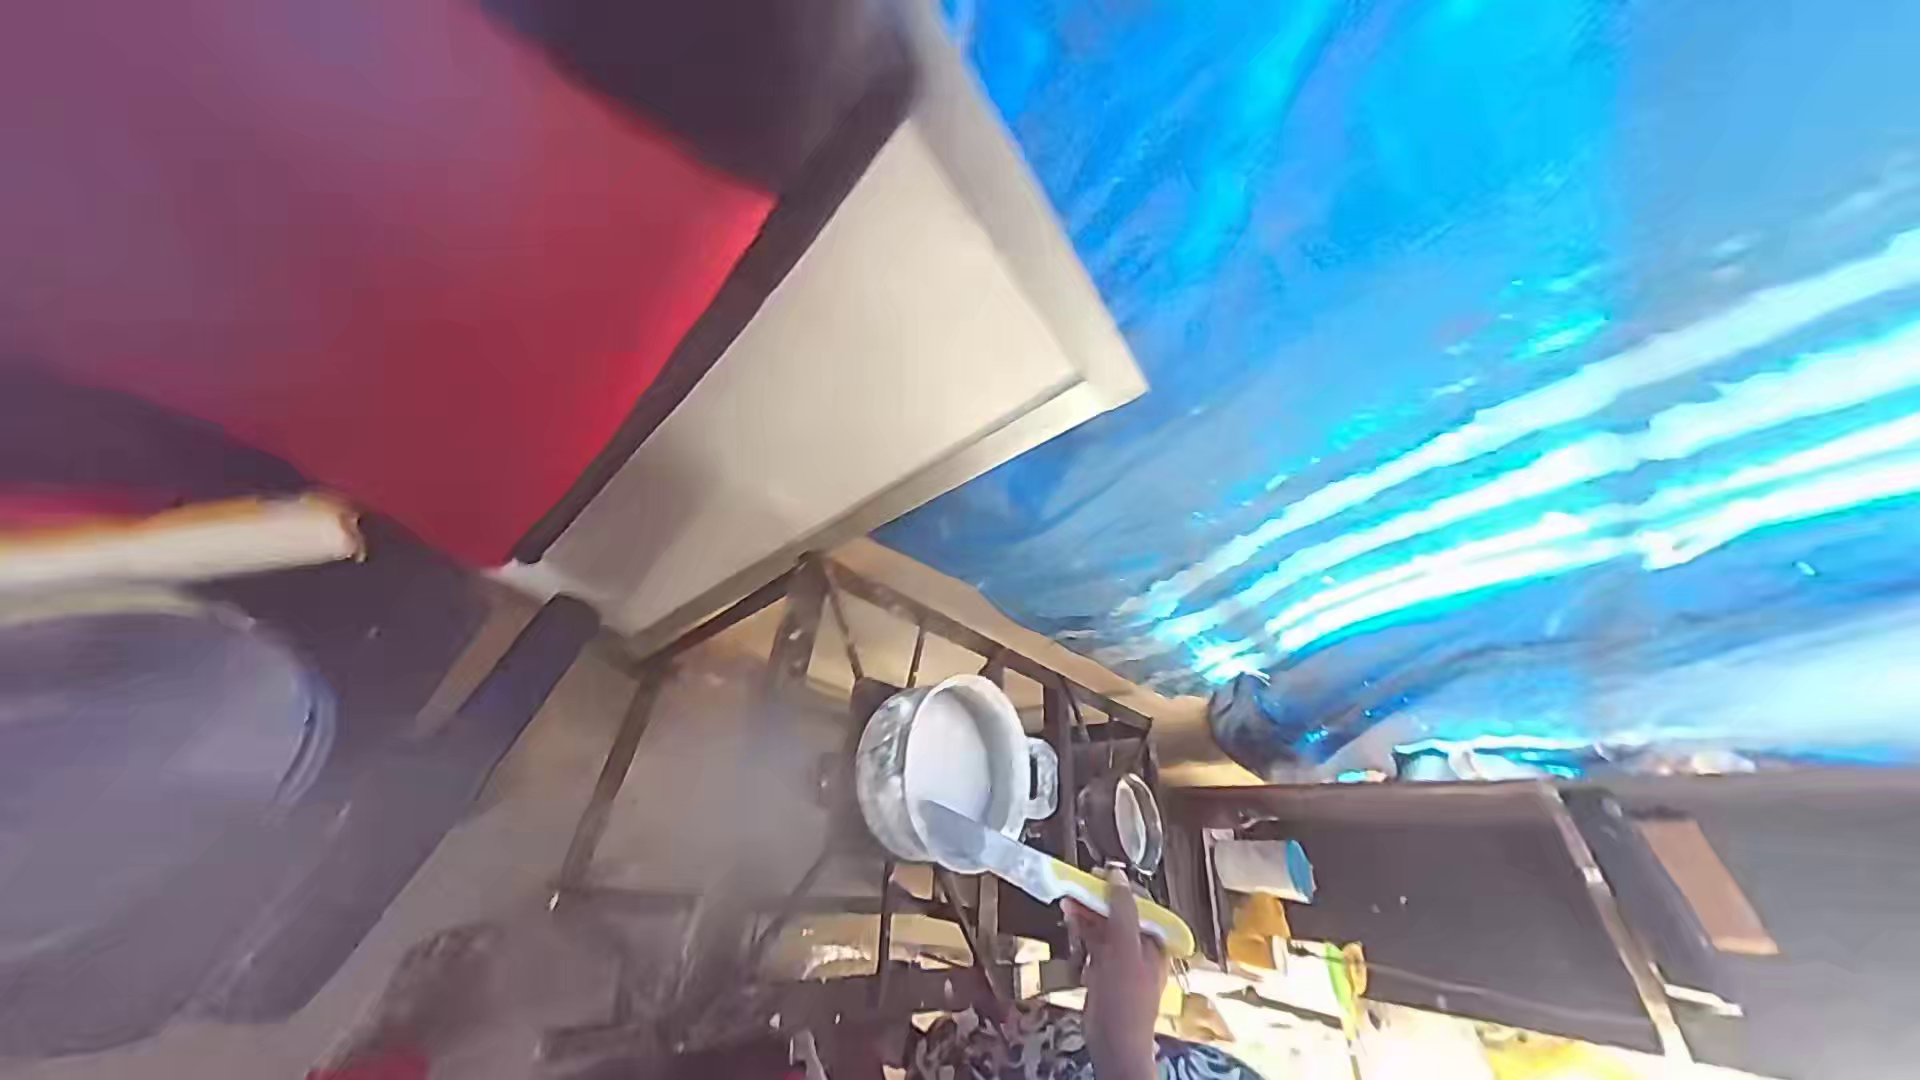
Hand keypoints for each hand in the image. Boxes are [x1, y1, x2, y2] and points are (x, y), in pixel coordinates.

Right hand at [1064, 866, 1166, 1079]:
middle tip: (1077, 886)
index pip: (1138, 903)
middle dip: (1096, 900)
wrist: (1113, 1045)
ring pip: (1103, 926)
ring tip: (1067, 902)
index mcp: (1154, 941)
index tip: (1097, 875)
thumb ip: (1122, 908)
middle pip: (1117, 913)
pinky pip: (1093, 942)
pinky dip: (1081, 930)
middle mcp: (1140, 947)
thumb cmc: (1125, 996)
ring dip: (1085, 913)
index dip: (1118, 887)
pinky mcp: (1104, 971)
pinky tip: (1069, 921)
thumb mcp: (1124, 946)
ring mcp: (1121, 960)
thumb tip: (1117, 871)